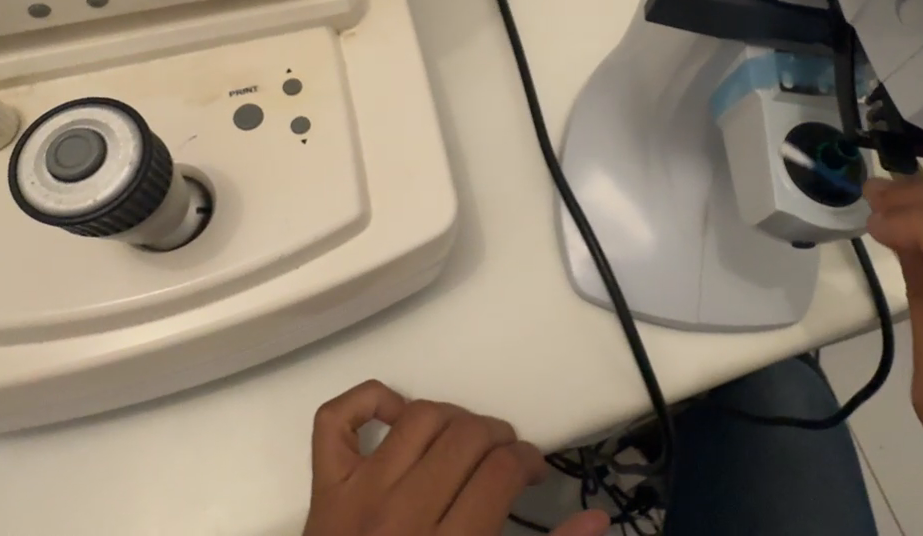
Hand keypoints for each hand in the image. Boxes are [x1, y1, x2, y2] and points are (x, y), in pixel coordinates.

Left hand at [303, 380, 609, 535]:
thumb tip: (599, 520)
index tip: (531, 468)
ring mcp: (355, 496)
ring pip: (418, 416)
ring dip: (451, 417)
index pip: (501, 471)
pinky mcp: (323, 488)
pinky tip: (396, 415)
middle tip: (504, 454)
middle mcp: (399, 515)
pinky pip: (336, 418)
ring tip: (463, 438)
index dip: (527, 459)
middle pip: (465, 437)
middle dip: (497, 436)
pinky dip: (368, 400)